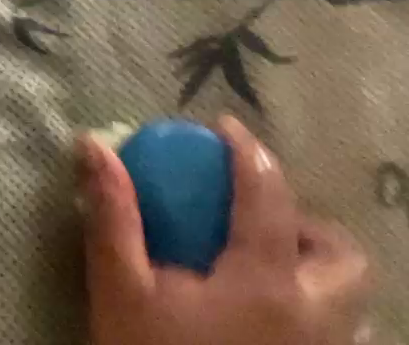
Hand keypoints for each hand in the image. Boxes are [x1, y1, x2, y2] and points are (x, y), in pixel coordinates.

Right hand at [80, 115, 374, 344]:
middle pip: (343, 256)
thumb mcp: (118, 281)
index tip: (224, 126)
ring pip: (348, 291)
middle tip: (245, 206)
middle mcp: (315, 316)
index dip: (250, 156)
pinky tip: (255, 294)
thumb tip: (94, 143)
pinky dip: (305, 290)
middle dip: (301, 220)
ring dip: (307, 257)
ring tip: (249, 248)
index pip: (268, 202)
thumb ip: (113, 212)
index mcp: (266, 285)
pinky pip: (334, 318)